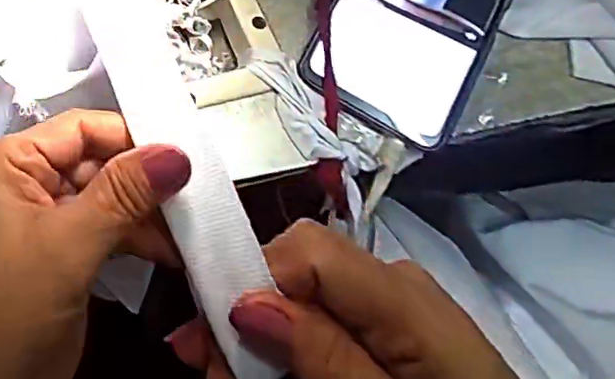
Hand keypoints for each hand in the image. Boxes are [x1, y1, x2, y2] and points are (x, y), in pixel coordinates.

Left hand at [0, 110, 192, 378]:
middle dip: (145, 178)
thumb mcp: (67, 247)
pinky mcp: (62, 250)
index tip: (185, 151)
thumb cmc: (8, 310)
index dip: (131, 136)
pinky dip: (137, 236)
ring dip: (147, 210)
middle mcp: (28, 178)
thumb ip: (122, 196)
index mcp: (14, 160)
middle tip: (197, 194)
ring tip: (190, 228)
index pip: (81, 128)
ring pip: (107, 194)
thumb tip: (174, 152)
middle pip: (97, 159)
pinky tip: (171, 250)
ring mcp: (45, 215)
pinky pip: (106, 226)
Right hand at [166, 218, 514, 378]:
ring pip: (308, 293)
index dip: (253, 280)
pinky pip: (333, 316)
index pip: (307, 248)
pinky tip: (278, 367)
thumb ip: (326, 357)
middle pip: (300, 268)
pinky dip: (298, 342)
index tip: (213, 340)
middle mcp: (400, 283)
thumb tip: (244, 301)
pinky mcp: (401, 330)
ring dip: (265, 332)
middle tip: (207, 366)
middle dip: (248, 312)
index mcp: (407, 297)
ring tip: (231, 371)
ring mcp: (402, 305)